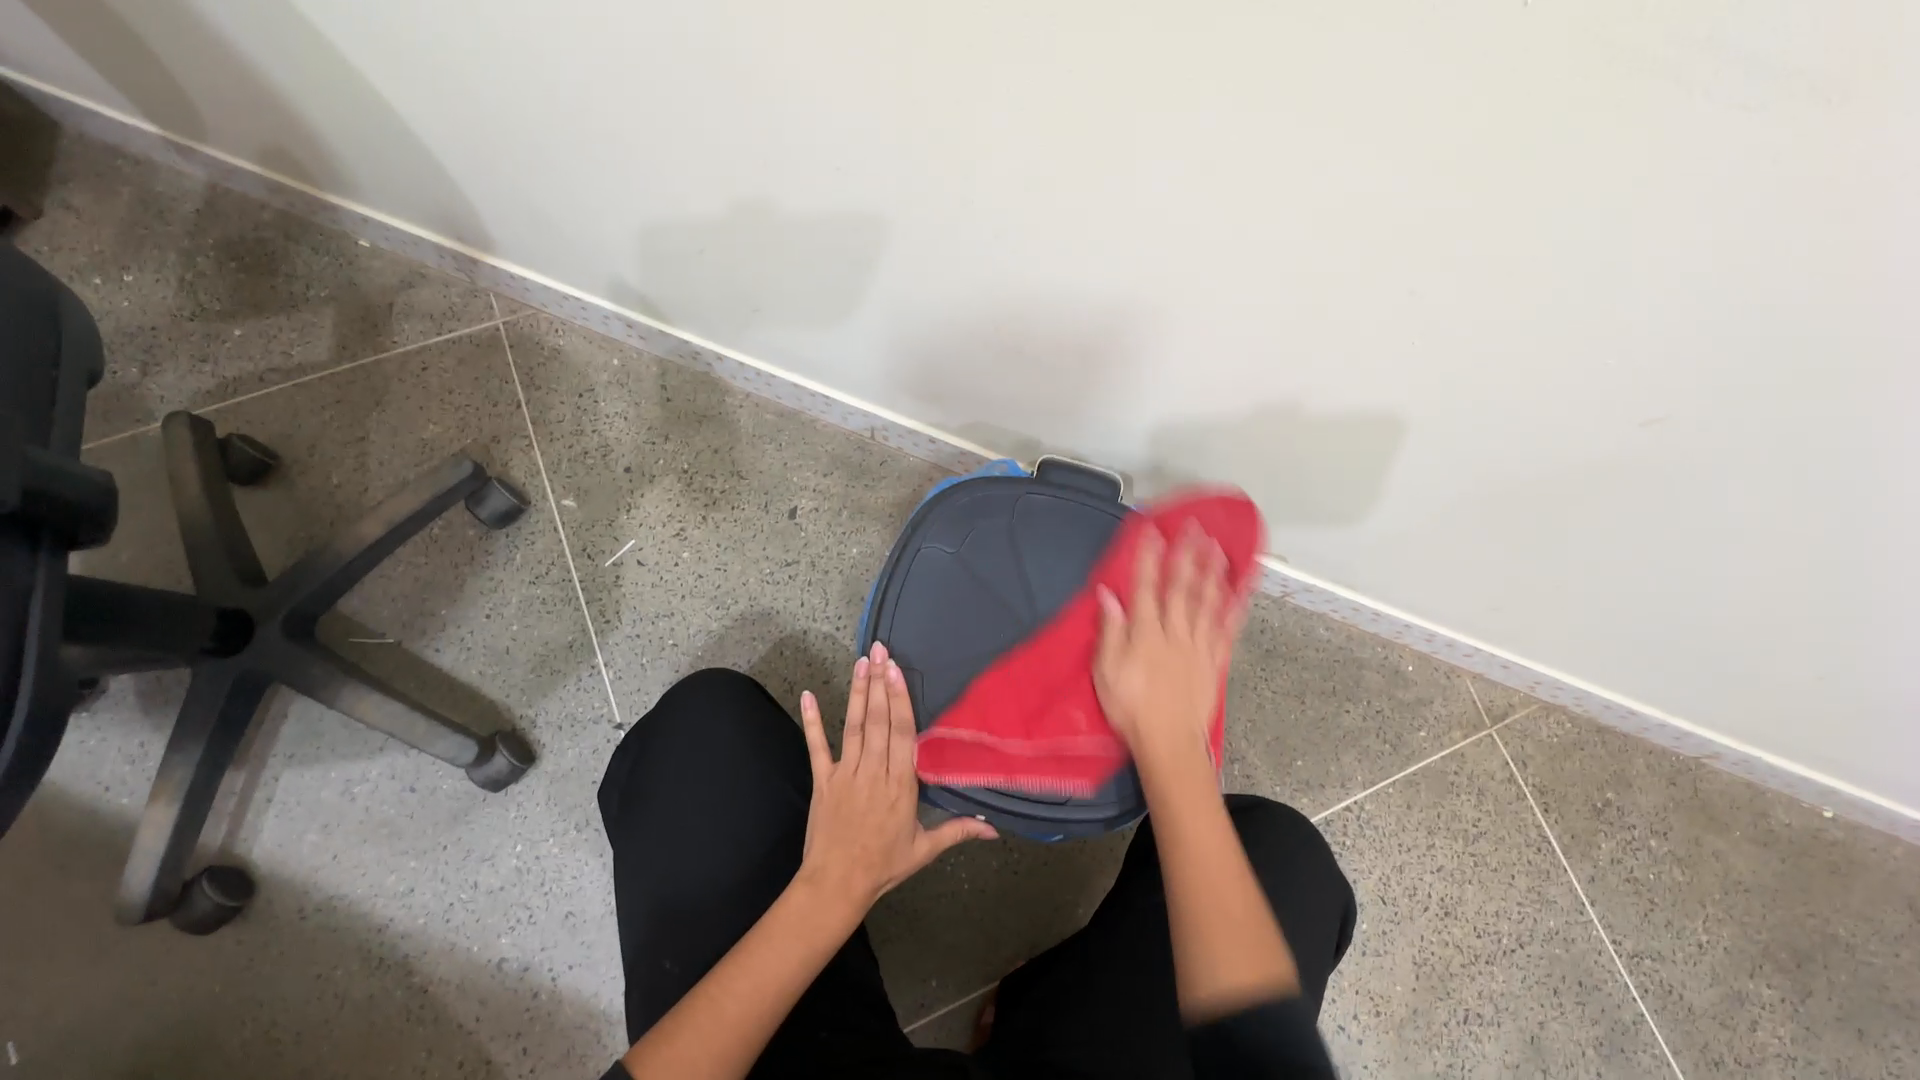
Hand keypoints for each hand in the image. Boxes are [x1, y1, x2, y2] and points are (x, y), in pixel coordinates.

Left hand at [796, 641, 997, 908]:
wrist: (836, 885)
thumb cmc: (883, 866)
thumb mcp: (924, 849)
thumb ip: (958, 831)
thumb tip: (995, 828)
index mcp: (901, 785)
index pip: (903, 734)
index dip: (900, 700)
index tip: (897, 671)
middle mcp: (874, 772)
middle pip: (879, 722)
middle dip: (880, 684)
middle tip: (880, 650)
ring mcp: (846, 774)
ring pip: (853, 727)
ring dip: (858, 693)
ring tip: (861, 661)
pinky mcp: (823, 781)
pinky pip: (816, 747)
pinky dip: (812, 721)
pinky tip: (808, 695)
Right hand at [1094, 521, 1244, 764]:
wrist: (1168, 741)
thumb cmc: (1130, 707)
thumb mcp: (1106, 671)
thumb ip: (1110, 630)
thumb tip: (1108, 594)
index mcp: (1145, 633)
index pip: (1145, 587)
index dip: (1149, 557)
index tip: (1153, 532)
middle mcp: (1174, 632)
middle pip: (1181, 587)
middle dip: (1187, 555)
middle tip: (1195, 529)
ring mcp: (1198, 645)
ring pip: (1207, 602)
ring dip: (1212, 573)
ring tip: (1217, 549)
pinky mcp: (1214, 661)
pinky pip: (1226, 629)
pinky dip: (1234, 608)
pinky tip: (1239, 591)